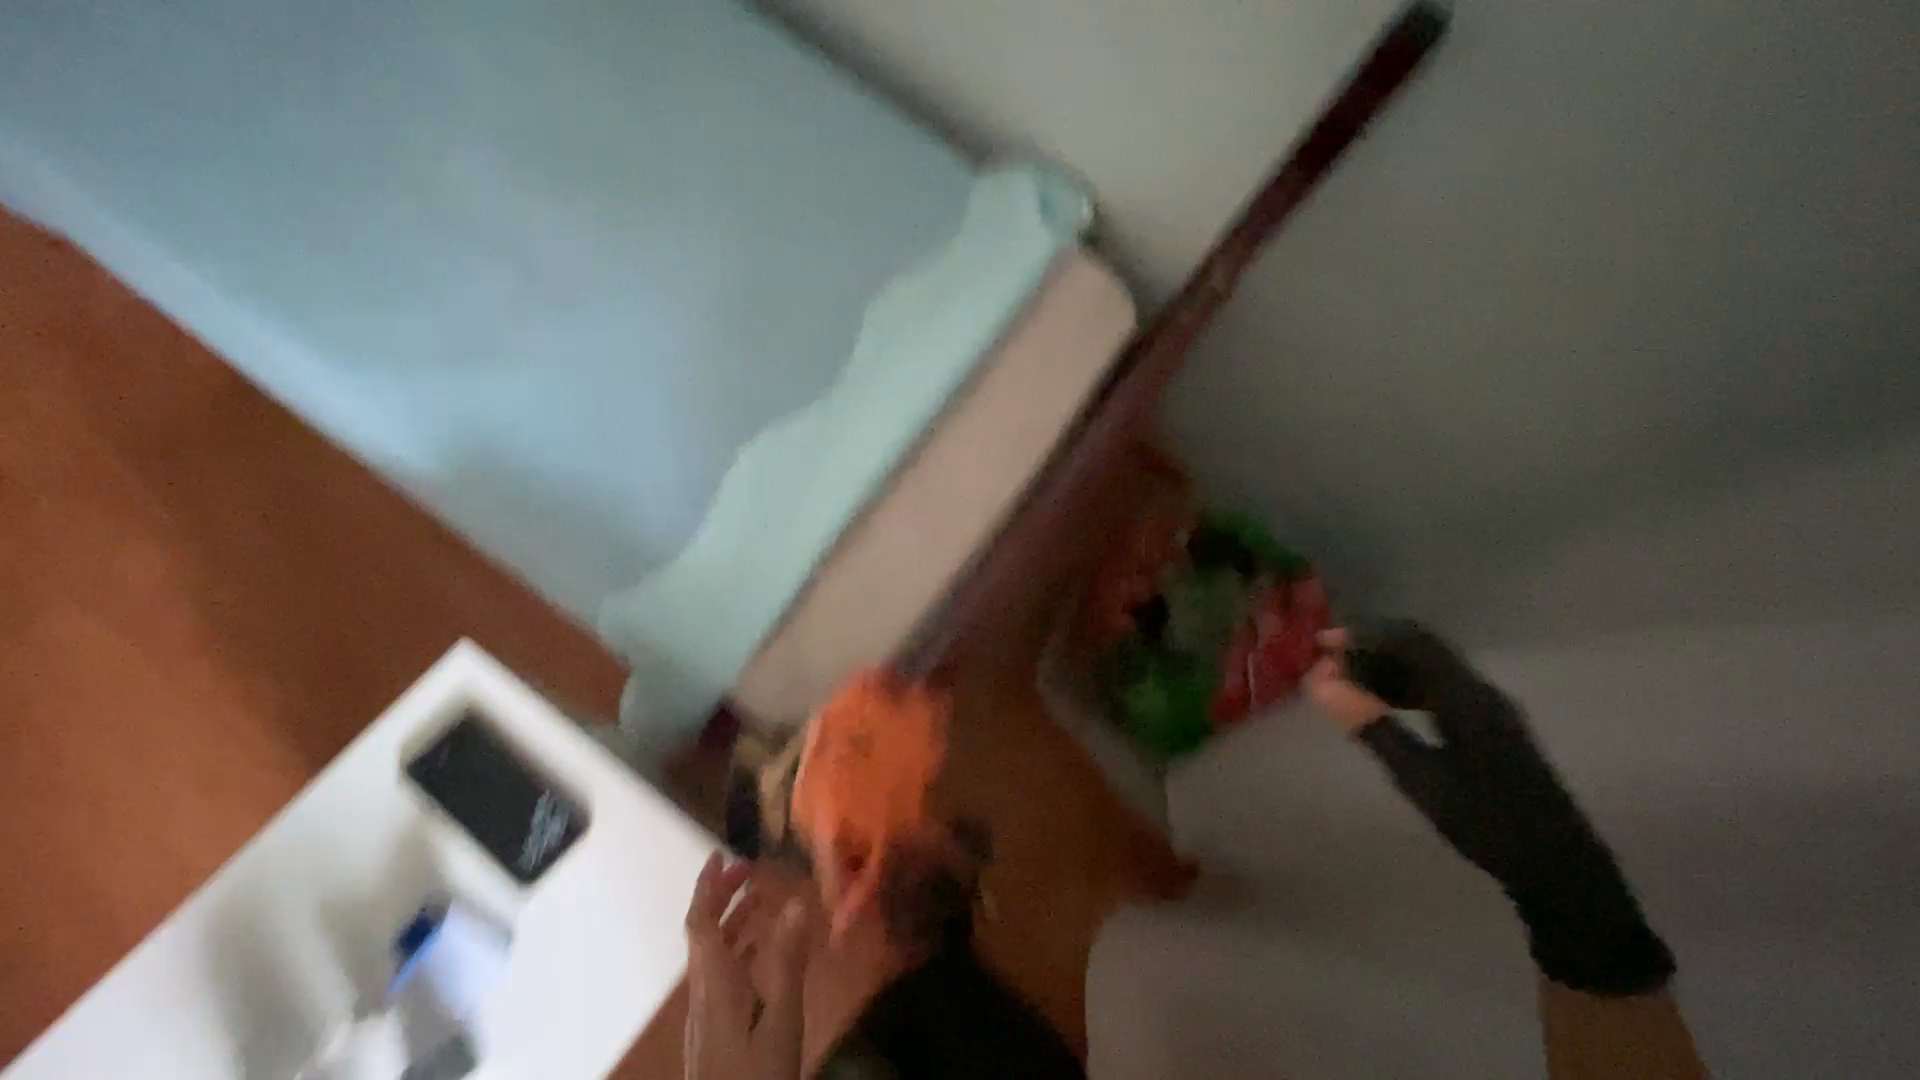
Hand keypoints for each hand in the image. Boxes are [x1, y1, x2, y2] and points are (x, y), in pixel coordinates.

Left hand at [684, 854, 812, 1079]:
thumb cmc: (756, 1075)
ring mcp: (705, 1016)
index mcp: (715, 984)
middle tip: (751, 870)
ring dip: (732, 923)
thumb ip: (787, 961)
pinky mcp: (713, 1033)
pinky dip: (738, 950)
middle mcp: (703, 994)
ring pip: (712, 956)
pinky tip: (762, 956)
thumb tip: (797, 901)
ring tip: (762, 901)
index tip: (722, 855)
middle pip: (702, 935)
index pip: (700, 923)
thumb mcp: (781, 1019)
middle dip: (722, 897)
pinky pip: (720, 975)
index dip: (707, 886)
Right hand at [1309, 622, 1673, 997]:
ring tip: (1345, 688)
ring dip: (1386, 670)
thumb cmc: (1485, 821)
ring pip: (1429, 670)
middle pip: (1420, 649)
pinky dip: (1404, 690)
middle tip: (1328, 667)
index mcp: (1466, 696)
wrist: (1558, 866)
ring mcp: (1488, 709)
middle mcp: (1479, 691)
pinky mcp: (1488, 727)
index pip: (1410, 642)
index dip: (1364, 636)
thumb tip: (1322, 684)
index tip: (1322, 645)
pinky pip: (1439, 691)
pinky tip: (1381, 708)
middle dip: (1371, 651)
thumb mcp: (1419, 777)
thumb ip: (1372, 726)